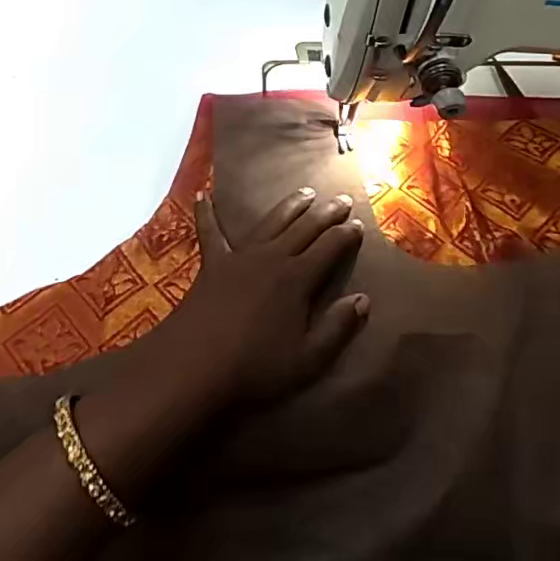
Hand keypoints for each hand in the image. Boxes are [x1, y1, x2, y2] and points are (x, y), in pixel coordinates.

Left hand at [136, 187, 370, 413]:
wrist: (196, 364)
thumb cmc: (256, 367)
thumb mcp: (307, 359)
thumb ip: (337, 327)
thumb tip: (363, 299)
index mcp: (297, 279)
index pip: (329, 248)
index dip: (346, 235)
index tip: (359, 223)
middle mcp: (271, 257)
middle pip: (304, 228)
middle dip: (326, 213)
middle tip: (342, 199)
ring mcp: (240, 256)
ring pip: (270, 222)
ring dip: (290, 206)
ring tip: (305, 193)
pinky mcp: (213, 262)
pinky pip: (211, 231)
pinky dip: (207, 212)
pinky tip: (203, 194)